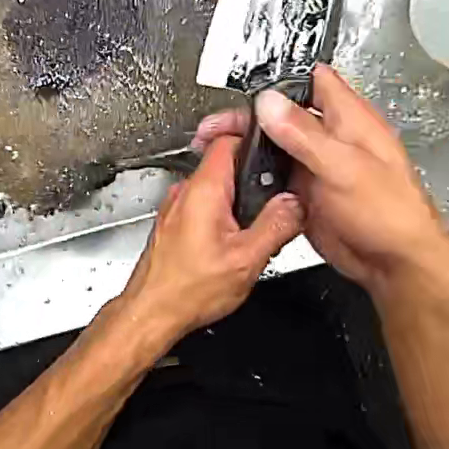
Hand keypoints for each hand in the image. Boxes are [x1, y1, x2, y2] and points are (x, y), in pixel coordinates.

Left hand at [117, 133, 305, 344]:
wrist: (152, 311)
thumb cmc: (188, 289)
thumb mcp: (247, 258)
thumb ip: (277, 225)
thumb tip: (296, 203)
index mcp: (204, 191)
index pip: (227, 140)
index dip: (253, 137)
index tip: (275, 145)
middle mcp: (185, 194)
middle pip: (224, 164)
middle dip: (252, 176)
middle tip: (278, 193)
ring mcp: (176, 209)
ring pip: (214, 188)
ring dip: (237, 199)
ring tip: (259, 221)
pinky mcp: (173, 225)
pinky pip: (202, 206)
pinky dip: (222, 214)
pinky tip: (234, 239)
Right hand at [194, 65, 448, 293]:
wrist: (393, 265)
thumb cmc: (390, 215)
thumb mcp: (343, 167)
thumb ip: (303, 133)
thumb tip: (269, 102)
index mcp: (349, 121)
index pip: (313, 81)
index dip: (280, 80)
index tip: (246, 90)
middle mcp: (331, 139)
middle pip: (282, 114)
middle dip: (248, 117)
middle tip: (217, 126)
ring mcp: (315, 165)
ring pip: (273, 144)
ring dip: (246, 145)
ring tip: (216, 148)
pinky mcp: (304, 190)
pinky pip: (272, 174)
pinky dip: (252, 173)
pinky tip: (233, 177)